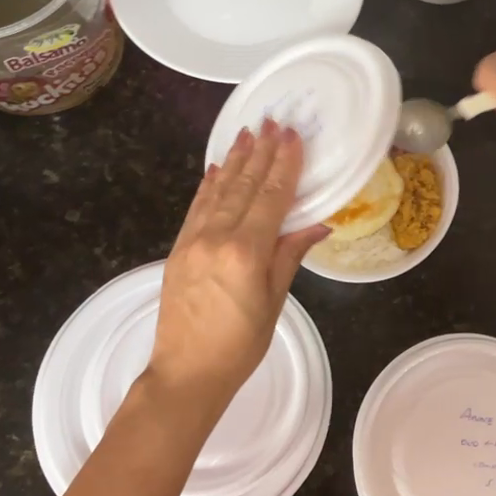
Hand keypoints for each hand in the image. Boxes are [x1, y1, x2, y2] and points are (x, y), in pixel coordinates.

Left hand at [146, 123, 329, 415]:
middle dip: (260, 152)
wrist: (186, 373)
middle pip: (243, 186)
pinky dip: (209, 185)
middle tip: (272, 122)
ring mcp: (193, 241)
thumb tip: (316, 225)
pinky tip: (217, 168)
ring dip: (235, 160)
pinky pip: (197, 207)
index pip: (270, 198)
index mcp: (245, 252)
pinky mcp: (179, 249)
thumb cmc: (239, 345)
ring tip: (248, 133)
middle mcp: (216, 237)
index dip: (284, 165)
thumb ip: (289, 256)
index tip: (292, 136)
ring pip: (218, 191)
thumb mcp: (273, 302)